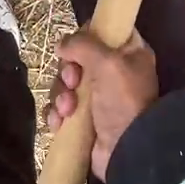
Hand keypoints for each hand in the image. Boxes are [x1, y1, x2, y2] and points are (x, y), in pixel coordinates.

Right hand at [46, 29, 157, 180]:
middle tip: (73, 82)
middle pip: (76, 58)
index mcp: (128, 53)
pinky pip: (59, 108)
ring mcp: (97, 97)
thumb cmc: (124, 101)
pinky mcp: (83, 120)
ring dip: (60, 95)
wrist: (129, 152)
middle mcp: (113, 72)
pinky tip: (59, 123)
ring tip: (67, 110)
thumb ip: (83, 45)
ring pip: (65, 83)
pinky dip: (56, 114)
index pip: (101, 31)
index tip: (75, 47)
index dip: (84, 37)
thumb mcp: (108, 63)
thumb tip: (61, 44)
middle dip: (67, 71)